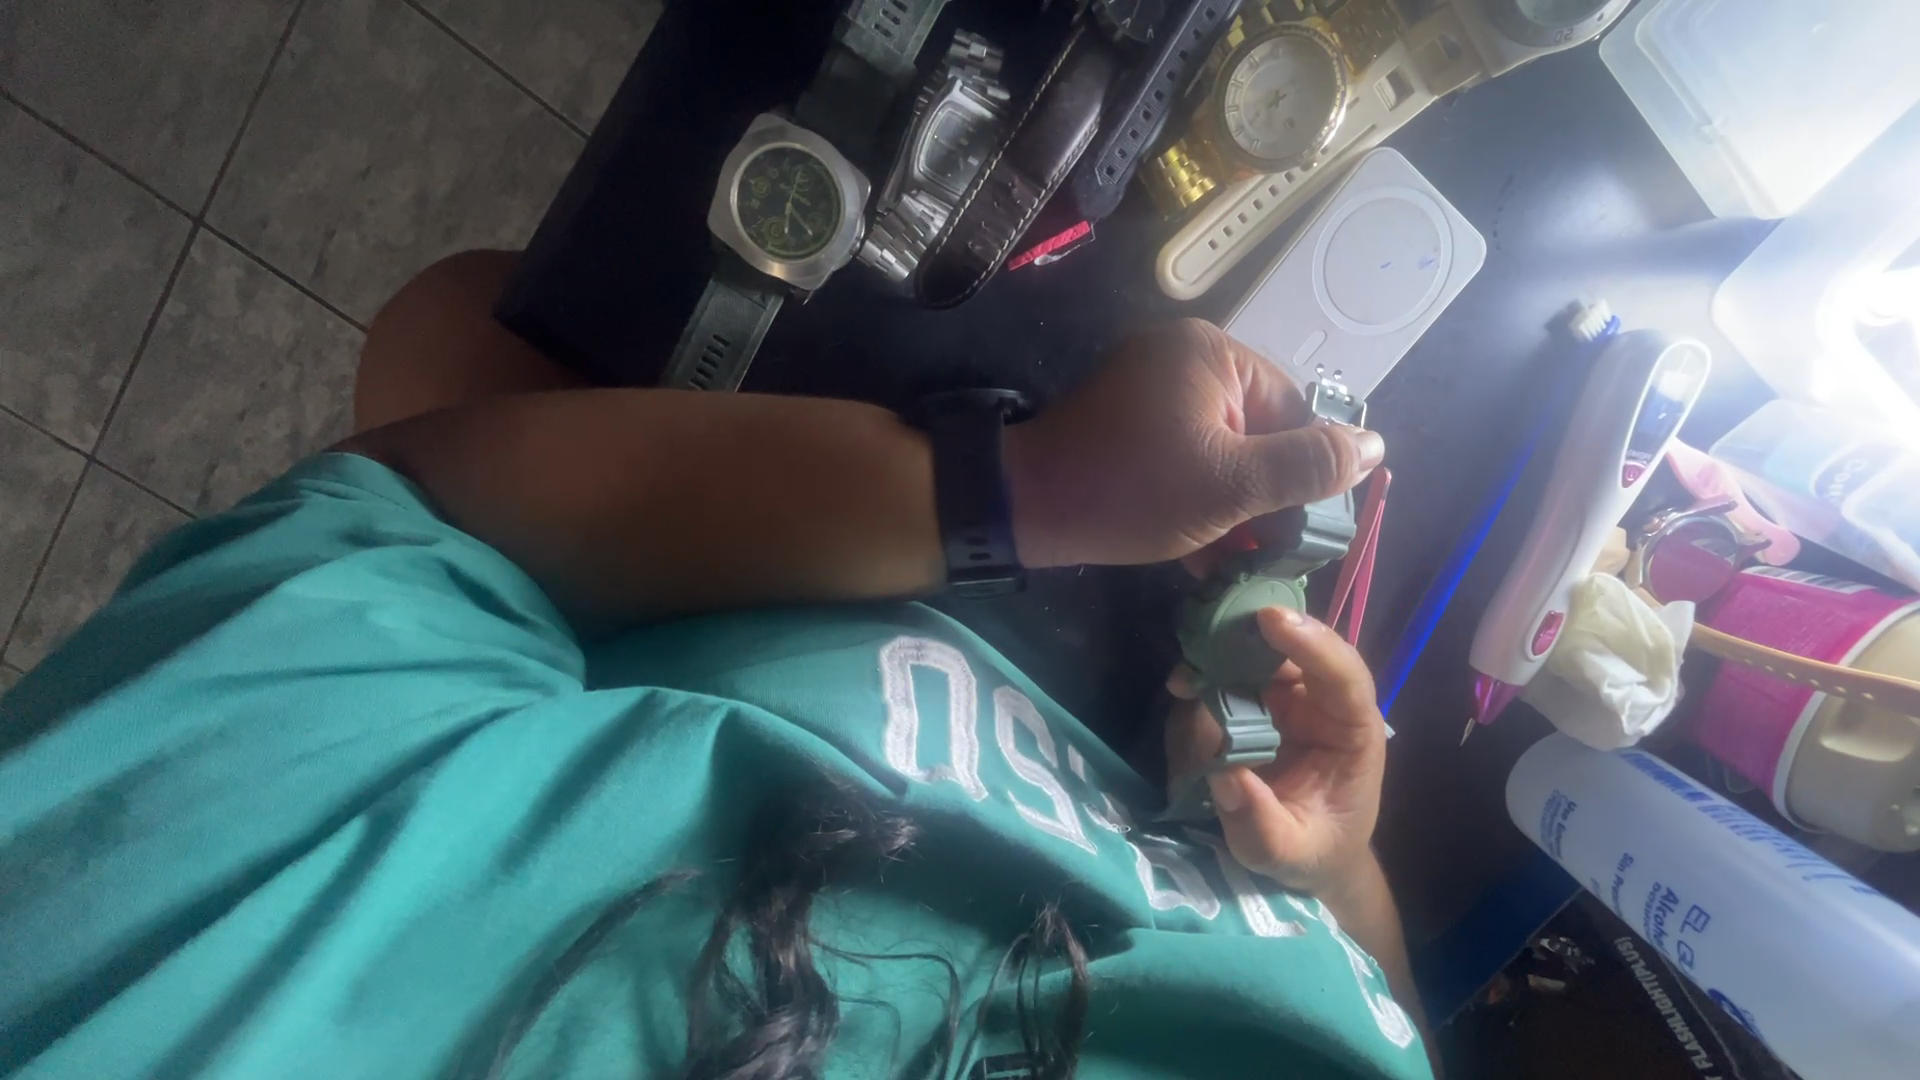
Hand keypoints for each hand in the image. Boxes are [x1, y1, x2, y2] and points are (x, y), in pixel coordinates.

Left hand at [1003, 319, 1382, 567]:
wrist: (1025, 508)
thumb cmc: (1131, 492)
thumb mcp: (1232, 485)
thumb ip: (1307, 466)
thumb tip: (1375, 446)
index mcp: (1213, 355)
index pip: (1293, 410)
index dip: (1304, 472)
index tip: (1303, 529)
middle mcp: (1182, 359)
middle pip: (1255, 429)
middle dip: (1263, 494)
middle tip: (1268, 550)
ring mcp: (1148, 389)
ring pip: (1218, 448)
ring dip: (1230, 505)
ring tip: (1235, 556)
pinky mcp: (1125, 422)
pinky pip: (1181, 453)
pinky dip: (1195, 495)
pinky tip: (1203, 547)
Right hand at [1166, 606, 1386, 893]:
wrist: (1307, 853)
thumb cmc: (1311, 850)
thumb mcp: (1285, 853)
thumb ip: (1260, 822)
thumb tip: (1226, 774)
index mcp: (1352, 733)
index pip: (1345, 677)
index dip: (1313, 643)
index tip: (1270, 620)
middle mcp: (1324, 704)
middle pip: (1298, 650)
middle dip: (1254, 636)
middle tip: (1207, 635)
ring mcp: (1291, 699)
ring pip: (1262, 655)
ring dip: (1224, 654)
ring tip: (1187, 676)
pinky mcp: (1261, 702)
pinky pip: (1236, 673)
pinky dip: (1209, 672)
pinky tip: (1185, 685)